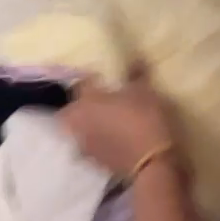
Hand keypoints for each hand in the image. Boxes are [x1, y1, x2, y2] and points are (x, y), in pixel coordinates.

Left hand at [61, 68, 181, 179]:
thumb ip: (136, 74)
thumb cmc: (144, 118)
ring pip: (75, 131)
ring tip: (101, 120)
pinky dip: (93, 140)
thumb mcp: (145, 90)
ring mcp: (83, 145)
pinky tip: (108, 138)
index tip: (102, 77)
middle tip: (96, 100)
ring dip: (84, 124)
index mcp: (87, 102)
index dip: (90, 79)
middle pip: (69, 112)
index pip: (80, 85)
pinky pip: (86, 145)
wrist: (150, 162)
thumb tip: (134, 58)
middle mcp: (79, 123)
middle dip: (78, 105)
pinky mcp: (92, 162)